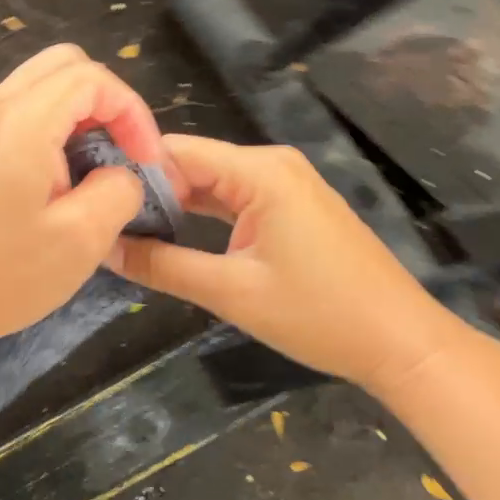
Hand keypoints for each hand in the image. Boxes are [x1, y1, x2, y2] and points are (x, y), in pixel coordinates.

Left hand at [0, 45, 164, 353]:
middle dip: (107, 100)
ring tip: (97, 167)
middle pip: (64, 63)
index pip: (90, 77)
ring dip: (80, 111)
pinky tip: (63, 174)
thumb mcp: (82, 239)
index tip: (147, 161)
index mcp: (20, 121)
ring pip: (41, 82)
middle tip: (126, 152)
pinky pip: (21, 106)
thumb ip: (118, 190)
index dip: (131, 110)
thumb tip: (121, 173)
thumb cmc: (5, 275)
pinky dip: (53, 122)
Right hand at [108, 136, 465, 393]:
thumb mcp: (231, 293)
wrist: (407, 347)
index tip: (92, 194)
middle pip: (190, 162)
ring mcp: (283, 182)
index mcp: (259, 171)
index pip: (175, 151)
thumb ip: (162, 266)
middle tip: (100, 213)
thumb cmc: (321, 316)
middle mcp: (270, 163)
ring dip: (172, 202)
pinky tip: (169, 230)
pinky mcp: (289, 204)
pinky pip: (231, 196)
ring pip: (209, 181)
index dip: (131, 170)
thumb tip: (103, 248)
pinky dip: (201, 212)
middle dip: (148, 188)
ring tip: (124, 222)